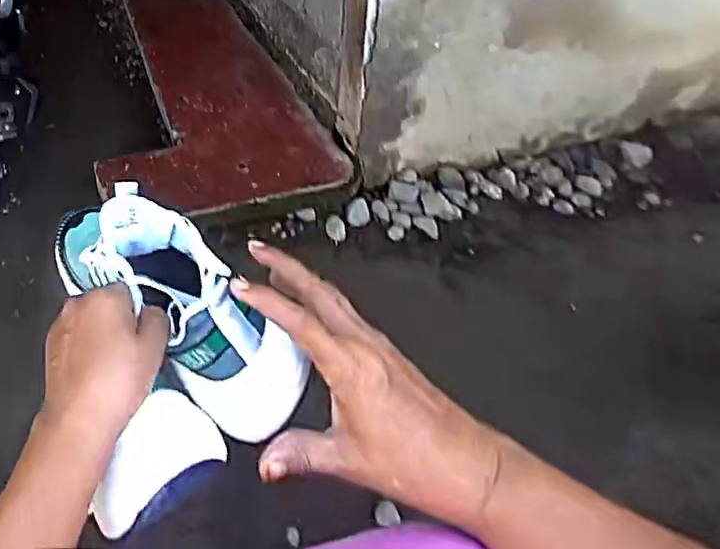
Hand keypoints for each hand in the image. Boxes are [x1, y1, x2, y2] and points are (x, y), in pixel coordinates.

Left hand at [0, 290, 169, 548]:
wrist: (78, 416)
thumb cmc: (115, 384)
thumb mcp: (153, 351)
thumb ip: (158, 321)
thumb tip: (153, 312)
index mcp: (106, 297)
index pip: (129, 291)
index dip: (138, 315)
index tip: (143, 336)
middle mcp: (79, 302)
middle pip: (107, 304)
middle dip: (118, 323)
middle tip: (130, 354)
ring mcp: (62, 321)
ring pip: (89, 320)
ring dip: (99, 335)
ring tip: (110, 369)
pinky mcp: (51, 341)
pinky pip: (74, 336)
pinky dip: (82, 348)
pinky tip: (93, 373)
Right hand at [231, 241, 510, 527]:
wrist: (478, 471)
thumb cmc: (426, 465)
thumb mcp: (350, 461)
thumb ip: (301, 454)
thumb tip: (269, 461)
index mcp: (350, 366)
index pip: (299, 319)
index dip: (266, 299)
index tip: (241, 287)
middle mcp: (365, 346)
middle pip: (318, 290)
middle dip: (284, 263)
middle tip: (258, 249)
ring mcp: (379, 345)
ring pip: (334, 296)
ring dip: (303, 276)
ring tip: (278, 267)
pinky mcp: (388, 352)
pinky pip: (347, 311)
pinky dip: (322, 296)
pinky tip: (315, 306)